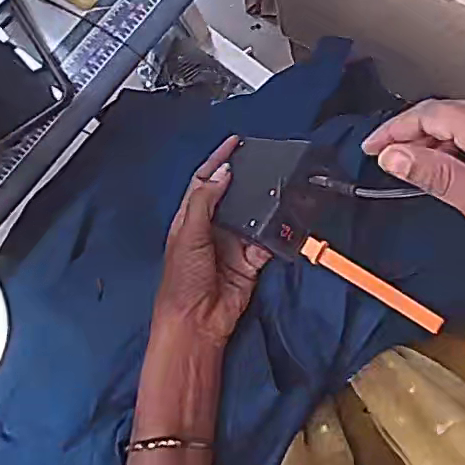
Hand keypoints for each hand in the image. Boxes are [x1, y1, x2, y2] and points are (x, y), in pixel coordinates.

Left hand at [153, 136, 273, 345]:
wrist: (197, 321)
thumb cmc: (182, 280)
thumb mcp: (188, 234)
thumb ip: (205, 201)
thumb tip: (223, 173)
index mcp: (190, 218)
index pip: (204, 181)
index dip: (218, 160)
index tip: (235, 143)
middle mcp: (212, 228)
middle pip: (232, 195)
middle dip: (246, 178)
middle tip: (263, 160)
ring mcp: (233, 244)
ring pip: (252, 215)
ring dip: (262, 203)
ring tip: (277, 184)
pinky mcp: (251, 261)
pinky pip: (267, 241)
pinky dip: (275, 233)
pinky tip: (282, 221)